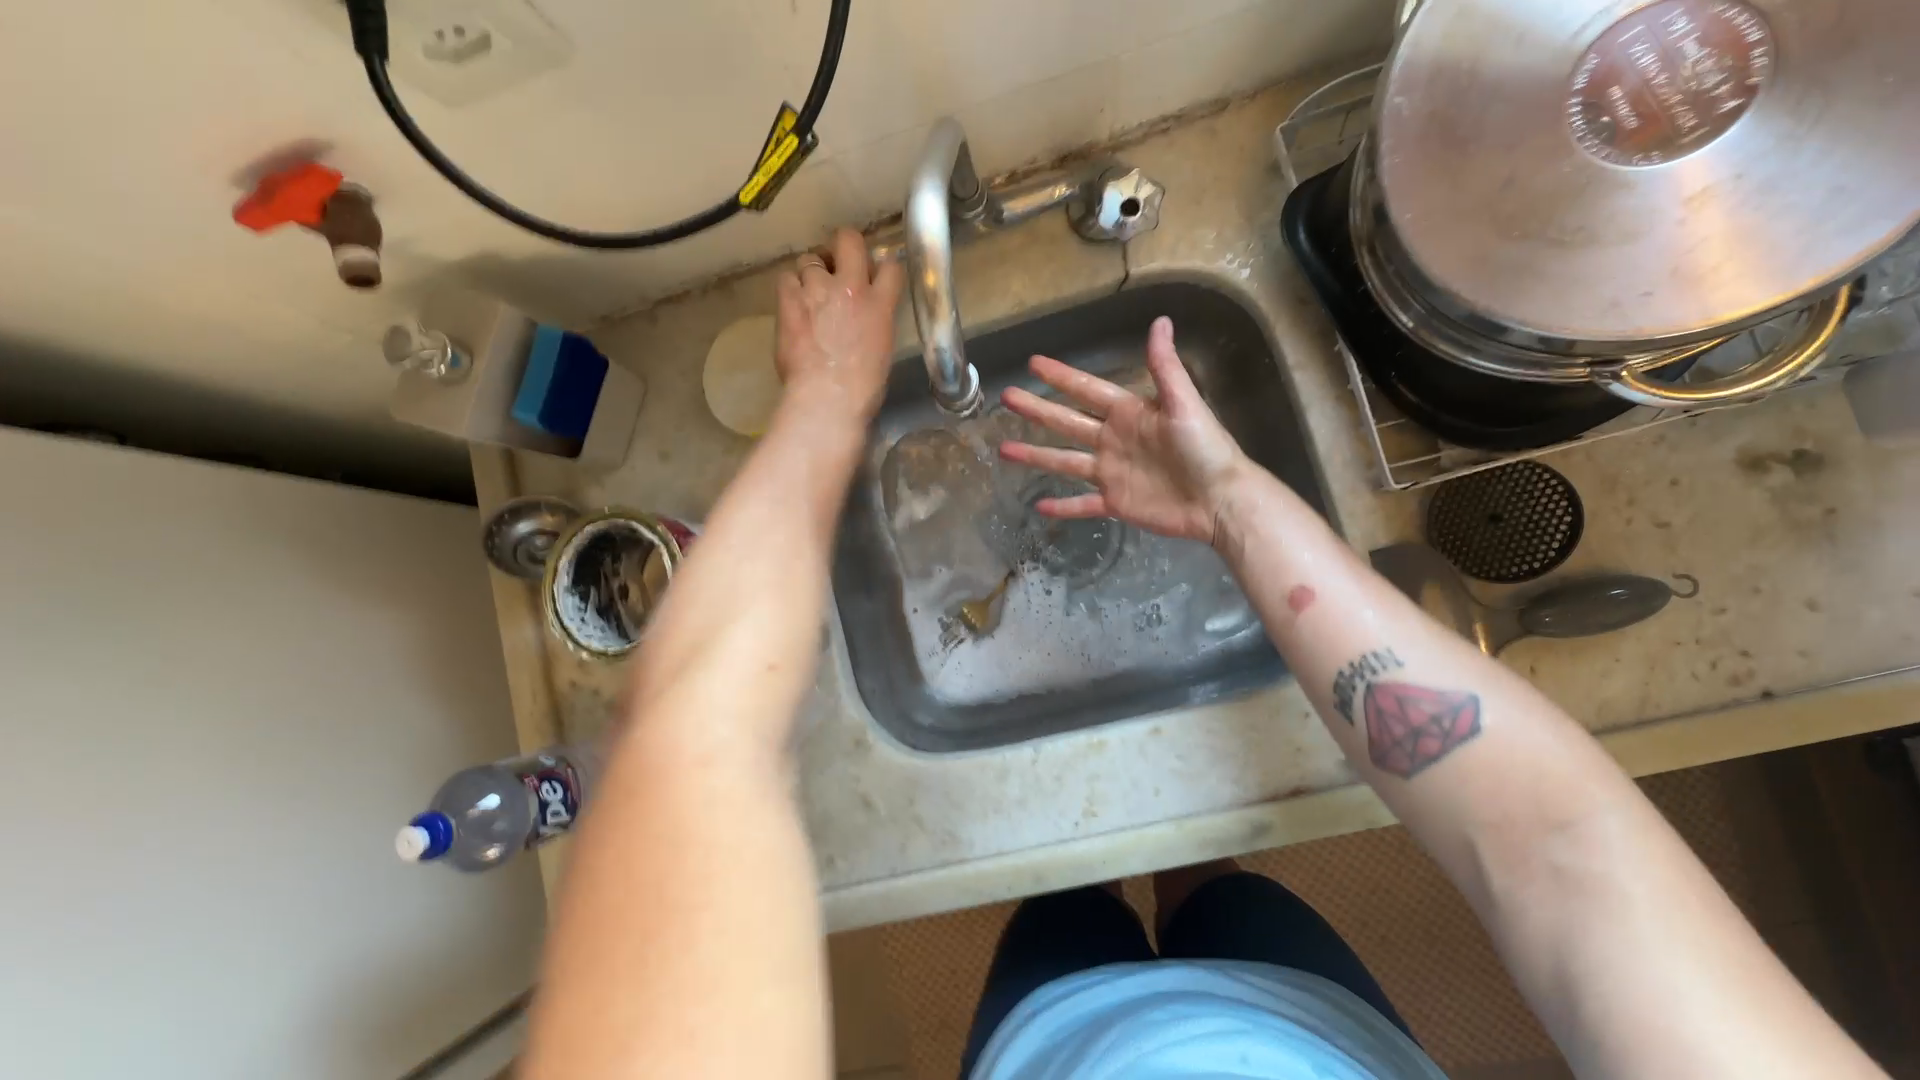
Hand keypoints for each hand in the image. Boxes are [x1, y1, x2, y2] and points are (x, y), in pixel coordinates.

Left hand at [773, 227, 905, 424]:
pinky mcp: (789, 300)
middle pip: (848, 240)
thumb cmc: (863, 387)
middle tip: (837, 263)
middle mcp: (850, 287)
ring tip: (809, 291)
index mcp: (880, 305)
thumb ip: (875, 321)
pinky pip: (786, 278)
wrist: (828, 397)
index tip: (873, 274)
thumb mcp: (882, 348)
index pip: (890, 266)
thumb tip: (864, 317)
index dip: (881, 266)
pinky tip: (793, 304)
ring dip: (811, 271)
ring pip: (810, 258)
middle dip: (844, 246)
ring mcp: (817, 290)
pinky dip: (790, 287)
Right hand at [999, 316, 1249, 545]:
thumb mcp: (1184, 404)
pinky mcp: (1116, 503)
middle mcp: (1113, 440)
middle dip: (1036, 409)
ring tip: (1004, 450)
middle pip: (1066, 422)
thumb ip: (1165, 367)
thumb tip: (1160, 321)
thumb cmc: (1206, 448)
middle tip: (1007, 397)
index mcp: (1128, 413)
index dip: (1060, 377)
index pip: (1086, 390)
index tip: (1033, 363)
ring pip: (1064, 462)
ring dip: (1036, 455)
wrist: (1220, 499)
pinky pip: (1083, 505)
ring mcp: (1111, 473)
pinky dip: (1062, 507)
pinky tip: (1038, 505)